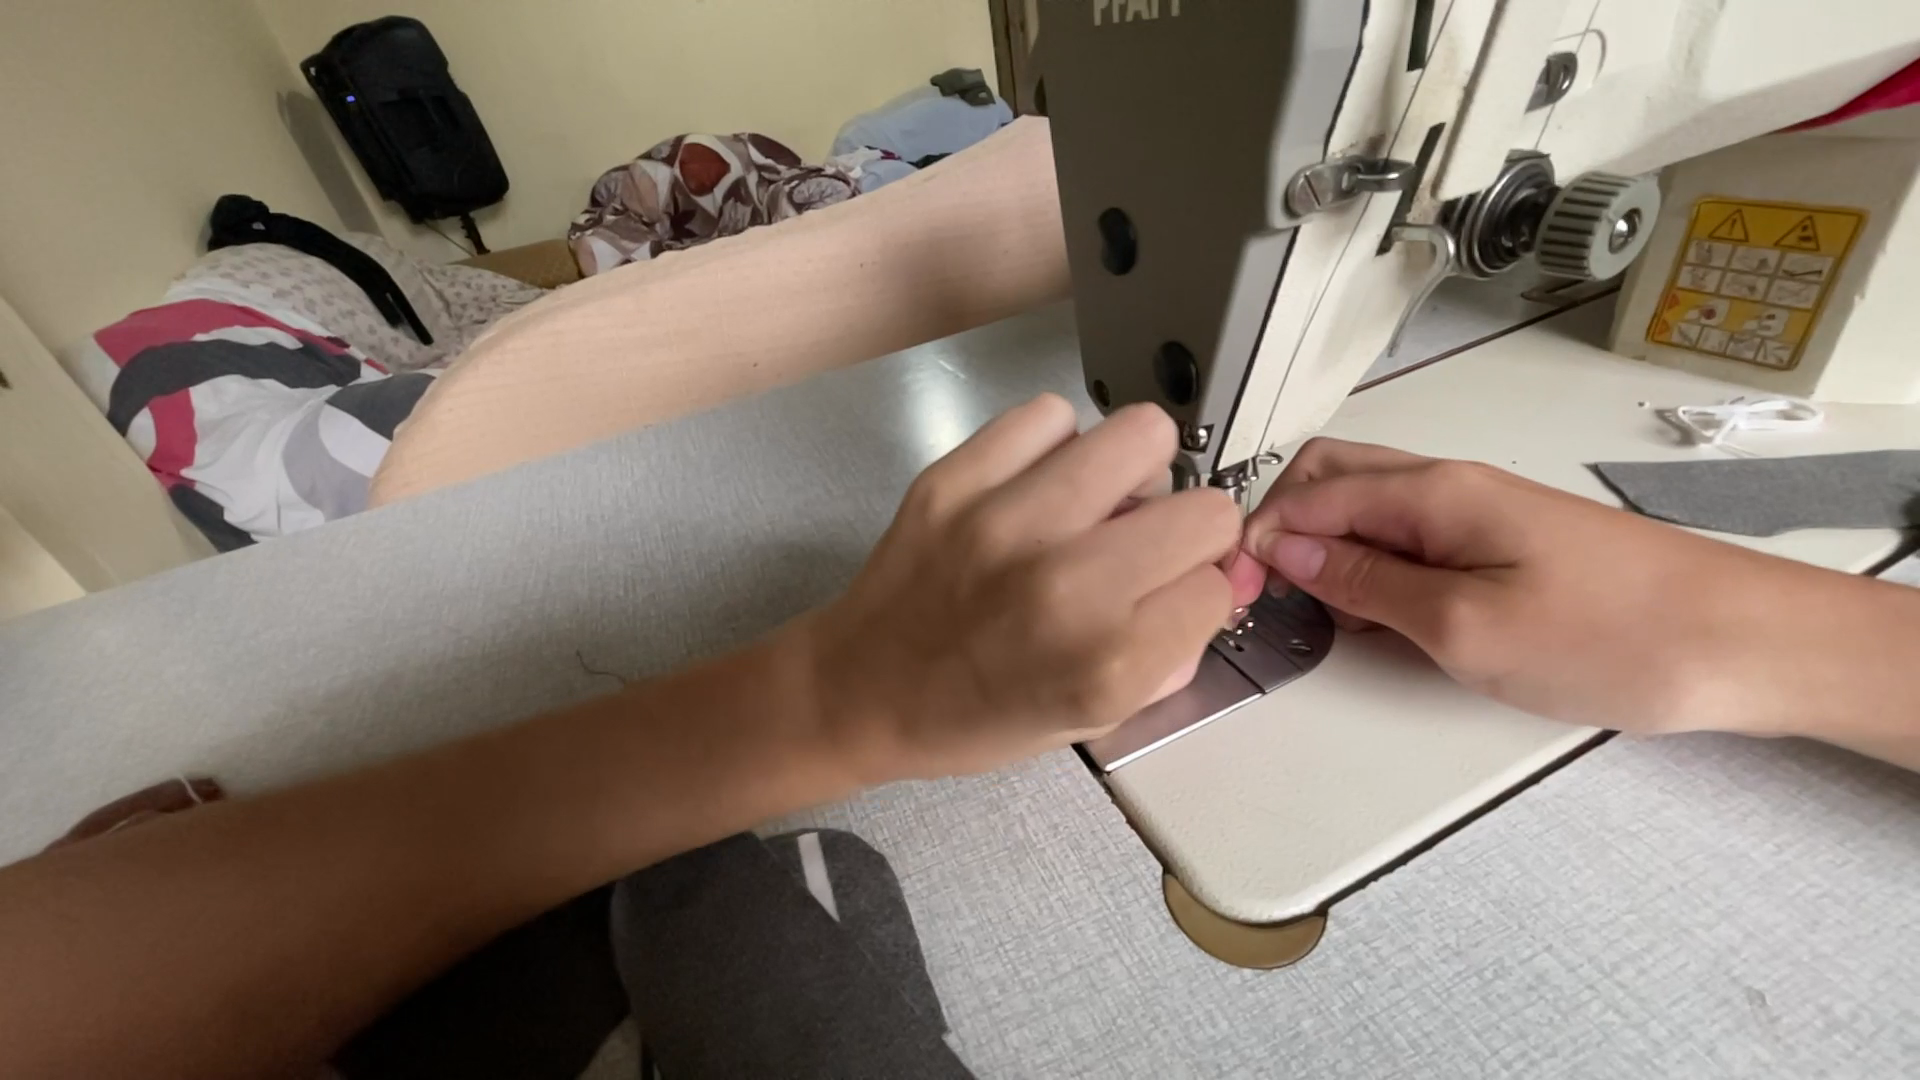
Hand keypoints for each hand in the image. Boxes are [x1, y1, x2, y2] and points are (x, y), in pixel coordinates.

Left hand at [803, 394, 1240, 780]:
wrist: (857, 689)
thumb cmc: (974, 719)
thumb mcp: (1089, 720)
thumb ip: (1168, 654)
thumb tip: (1211, 578)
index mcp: (1104, 662)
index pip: (1216, 585)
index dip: (1198, 591)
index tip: (1164, 596)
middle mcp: (1064, 584)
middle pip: (1204, 508)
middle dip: (1185, 531)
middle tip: (1136, 545)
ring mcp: (1004, 520)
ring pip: (1140, 435)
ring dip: (1131, 474)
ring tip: (1088, 506)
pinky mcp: (953, 478)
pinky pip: (1049, 416)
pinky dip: (1055, 447)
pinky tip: (1033, 486)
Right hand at [1227, 438, 1855, 735]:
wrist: (1750, 647)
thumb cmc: (1611, 637)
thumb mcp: (1459, 623)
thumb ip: (1361, 582)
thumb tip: (1286, 552)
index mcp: (1430, 493)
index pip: (1308, 494)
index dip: (1260, 535)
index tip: (1237, 585)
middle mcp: (1443, 485)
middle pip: (1329, 476)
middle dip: (1284, 523)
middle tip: (1272, 588)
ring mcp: (1468, 509)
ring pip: (1361, 505)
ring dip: (1323, 545)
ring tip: (1325, 608)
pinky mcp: (1489, 539)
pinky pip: (1400, 535)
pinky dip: (1366, 563)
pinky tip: (1373, 610)